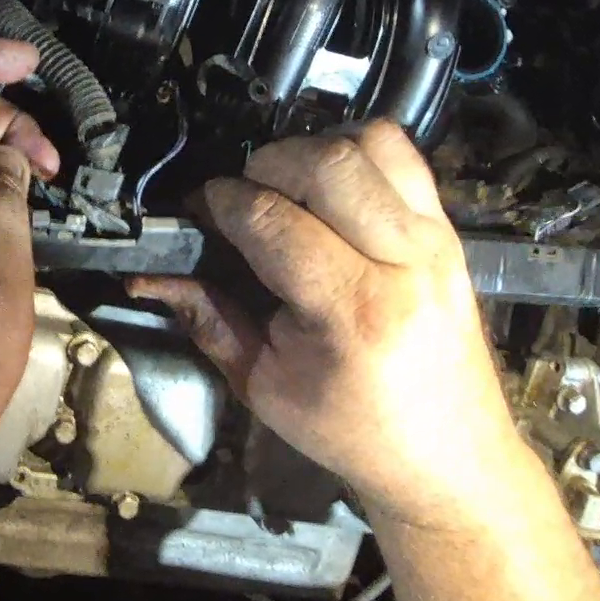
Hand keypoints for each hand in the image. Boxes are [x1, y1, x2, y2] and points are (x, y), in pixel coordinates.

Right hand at [131, 122, 530, 532]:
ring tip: (286, 187)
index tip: (199, 210)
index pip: (272, 220)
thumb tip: (148, 276)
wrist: (451, 455)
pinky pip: (402, 154)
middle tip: (243, 196)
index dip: (221, 202)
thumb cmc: (351, 429)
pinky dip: (356, 151)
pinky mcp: (449, 230)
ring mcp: (435, 239)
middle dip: (264, 165)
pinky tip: (328, 187)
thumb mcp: (262, 385)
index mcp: (351, 311)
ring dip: (312, 151)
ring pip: (368, 144)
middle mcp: (403, 262)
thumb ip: (206, 318)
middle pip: (326, 163)